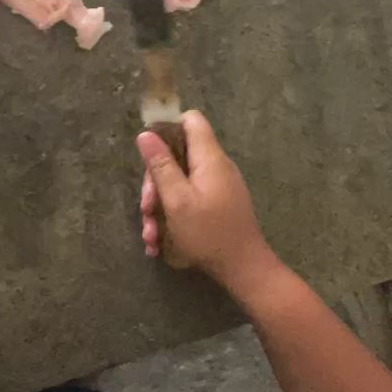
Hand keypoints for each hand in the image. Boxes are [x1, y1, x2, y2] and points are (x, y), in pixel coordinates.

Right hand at [137, 111, 275, 291]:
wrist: (245, 271)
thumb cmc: (209, 233)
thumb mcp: (177, 200)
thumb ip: (160, 165)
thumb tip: (146, 133)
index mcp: (209, 158)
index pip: (191, 120)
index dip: (168, 127)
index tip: (149, 149)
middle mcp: (216, 167)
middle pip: (178, 156)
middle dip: (156, 181)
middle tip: (146, 207)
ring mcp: (218, 187)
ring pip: (180, 182)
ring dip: (160, 205)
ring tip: (150, 235)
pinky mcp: (217, 205)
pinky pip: (189, 199)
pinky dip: (173, 215)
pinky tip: (159, 242)